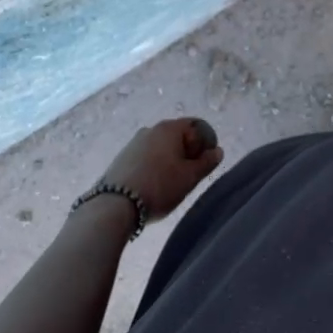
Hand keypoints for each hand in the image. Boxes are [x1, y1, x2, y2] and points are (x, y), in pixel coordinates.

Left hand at [99, 118, 223, 218]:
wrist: (114, 205)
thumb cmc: (159, 187)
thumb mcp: (189, 178)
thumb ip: (207, 162)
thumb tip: (217, 150)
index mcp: (170, 128)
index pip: (196, 126)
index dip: (205, 142)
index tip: (205, 163)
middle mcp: (151, 129)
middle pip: (177, 136)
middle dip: (187, 152)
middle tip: (190, 175)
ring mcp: (133, 143)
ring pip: (160, 147)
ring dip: (169, 160)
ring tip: (170, 183)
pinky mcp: (121, 158)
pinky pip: (145, 157)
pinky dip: (153, 166)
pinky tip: (152, 185)